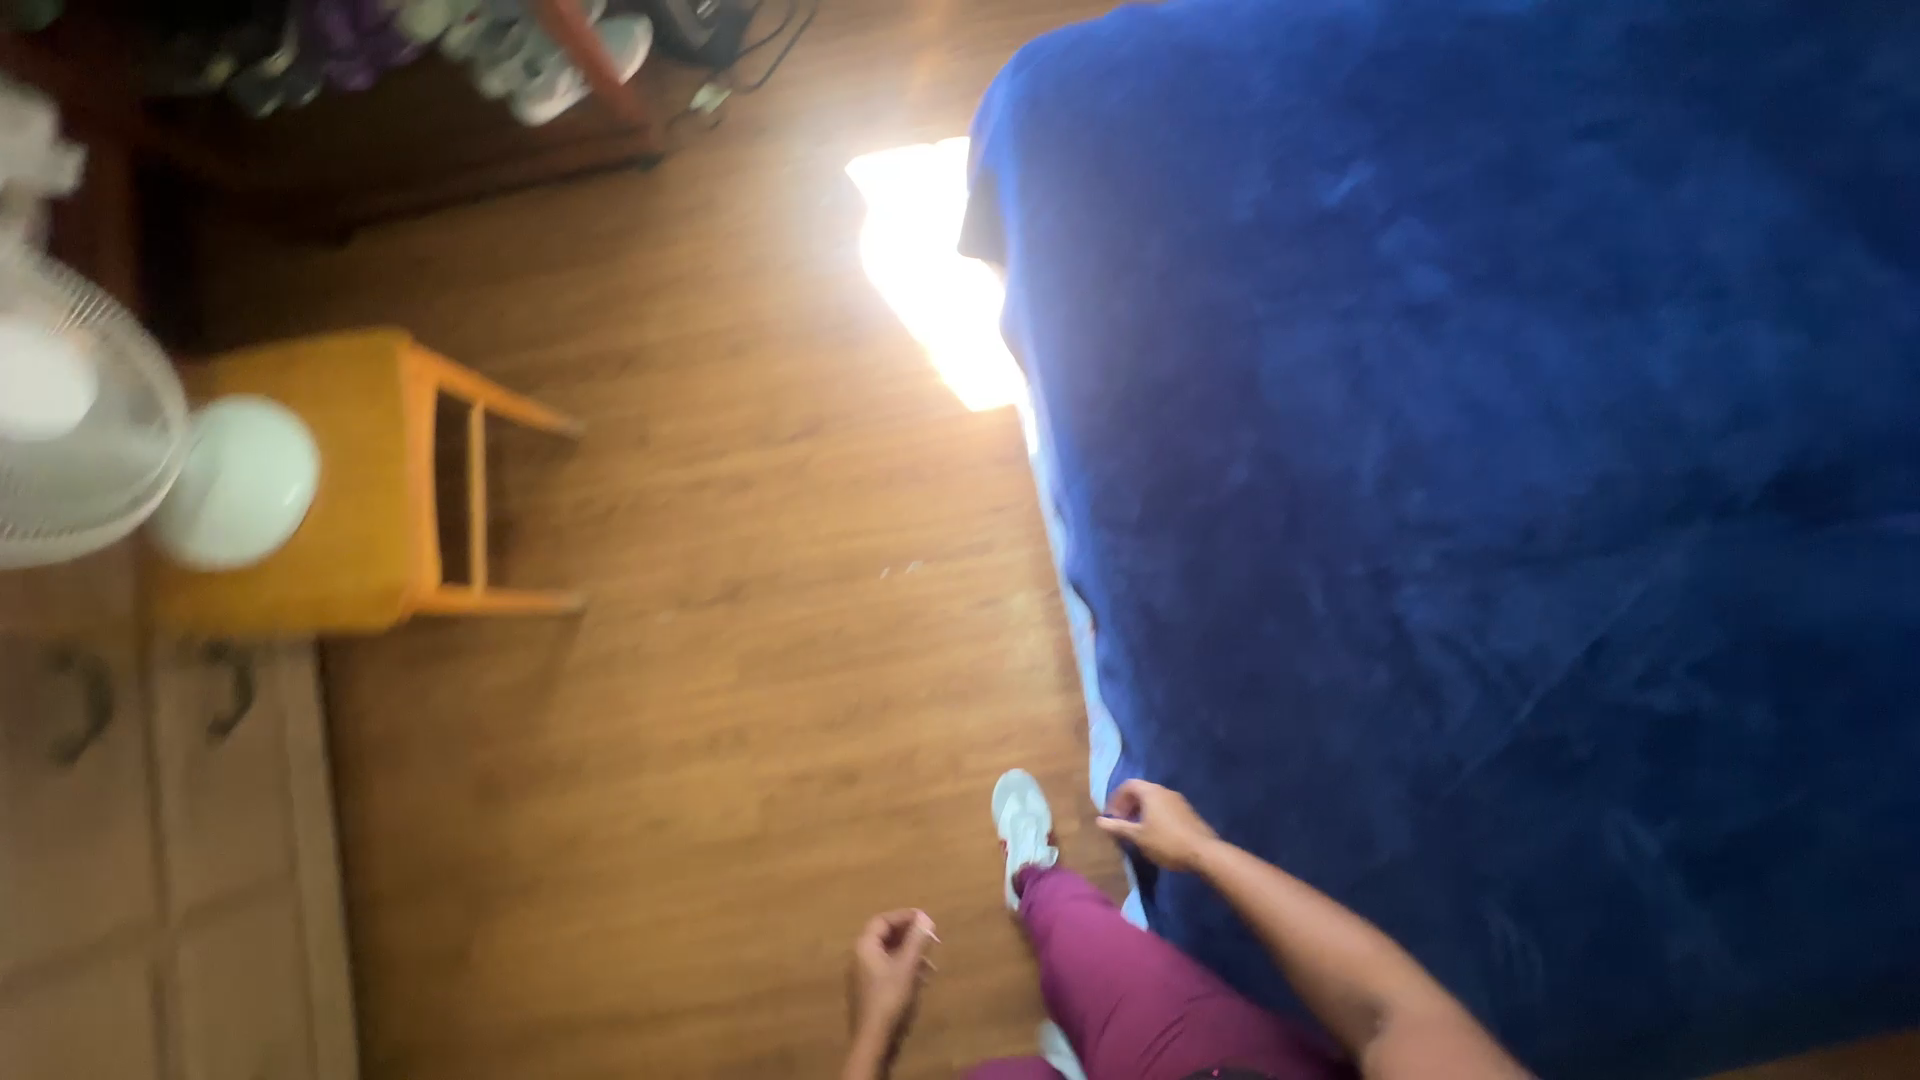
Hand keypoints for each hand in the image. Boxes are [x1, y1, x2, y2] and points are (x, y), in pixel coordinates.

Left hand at [846, 909, 938, 1049]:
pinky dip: (904, 969)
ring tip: (930, 963)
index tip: (924, 919)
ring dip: (910, 954)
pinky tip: (921, 980)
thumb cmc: (889, 998)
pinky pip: (888, 971)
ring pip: (888, 955)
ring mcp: (863, 977)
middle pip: (885, 937)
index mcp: (864, 947)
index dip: (903, 917)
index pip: (882, 920)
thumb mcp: (907, 966)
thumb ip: (916, 940)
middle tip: (929, 938)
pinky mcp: (870, 993)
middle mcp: (860, 958)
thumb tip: (924, 917)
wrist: (873, 1041)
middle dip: (909, 936)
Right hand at [1096, 779, 1220, 871]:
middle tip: (1122, 822)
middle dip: (1128, 805)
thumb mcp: (1138, 836)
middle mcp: (1165, 791)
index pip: (1128, 785)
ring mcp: (1179, 801)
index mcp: (1151, 792)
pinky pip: (1165, 808)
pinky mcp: (1188, 812)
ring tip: (1137, 830)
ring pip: (1154, 800)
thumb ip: (1118, 827)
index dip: (1116, 799)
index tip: (1112, 815)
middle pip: (1141, 791)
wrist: (1204, 852)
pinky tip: (1155, 834)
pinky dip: (1154, 816)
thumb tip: (1099, 820)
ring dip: (1141, 811)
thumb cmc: (1166, 841)